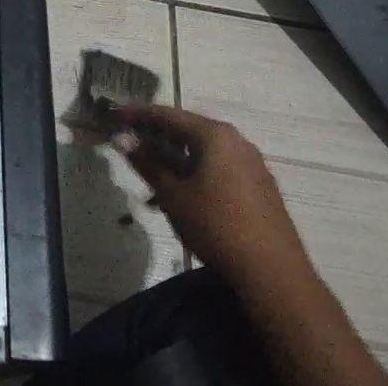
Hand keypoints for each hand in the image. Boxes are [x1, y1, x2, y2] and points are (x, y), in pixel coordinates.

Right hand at [112, 103, 299, 281]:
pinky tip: (188, 195)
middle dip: (158, 137)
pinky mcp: (261, 186)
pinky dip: (198, 171)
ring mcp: (252, 163)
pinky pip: (221, 167)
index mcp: (215, 135)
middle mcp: (236, 141)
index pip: (168, 115)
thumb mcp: (173, 195)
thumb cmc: (216, 226)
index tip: (114, 117)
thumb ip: (148, 163)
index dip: (137, 115)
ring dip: (178, 158)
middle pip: (188, 130)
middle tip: (132, 146)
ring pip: (205, 151)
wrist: (273, 272)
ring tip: (156, 178)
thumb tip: (121, 139)